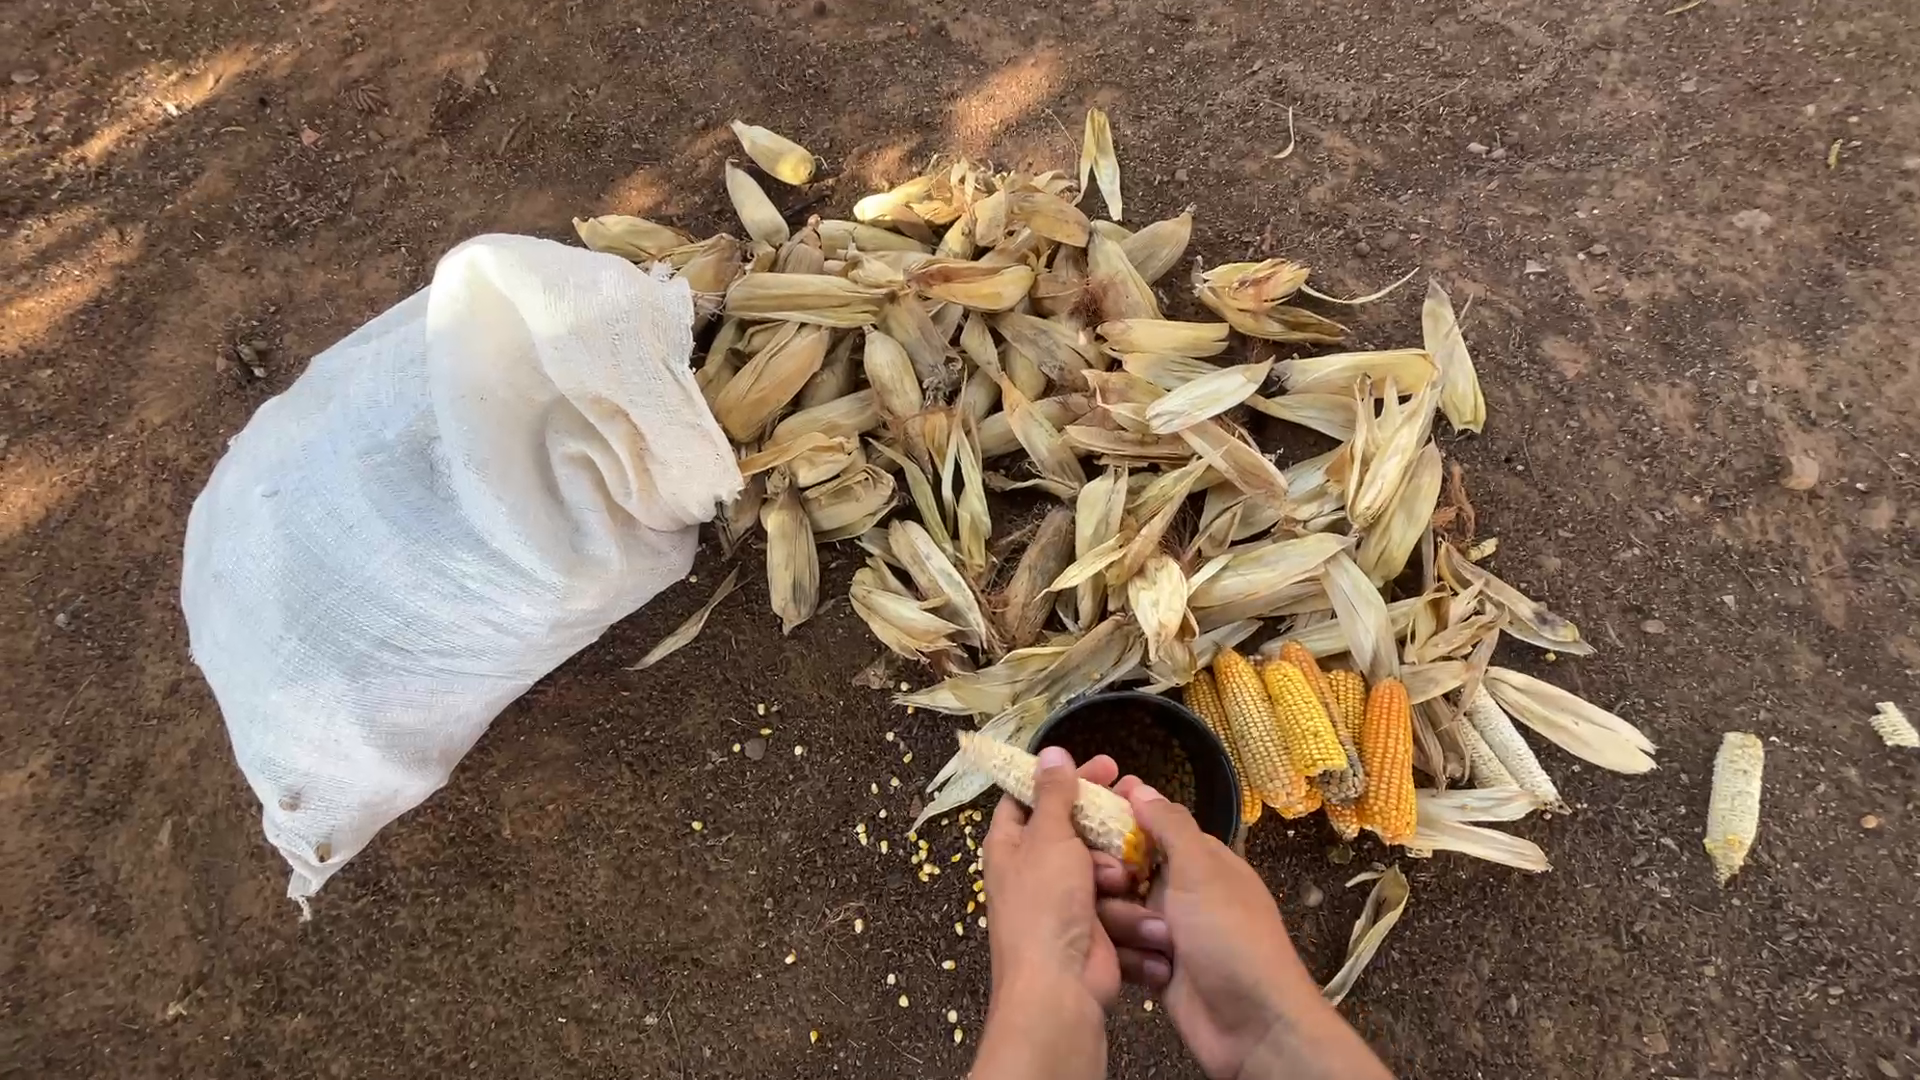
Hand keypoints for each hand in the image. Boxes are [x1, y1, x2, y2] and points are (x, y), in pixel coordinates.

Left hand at [981, 746, 1122, 1009]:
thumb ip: (1054, 794)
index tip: (1104, 765)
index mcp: (1010, 842)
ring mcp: (1064, 900)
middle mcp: (1034, 868)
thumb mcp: (1049, 837)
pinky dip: (1127, 909)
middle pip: (1074, 829)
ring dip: (1115, 871)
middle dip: (1103, 823)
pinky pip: (1115, 904)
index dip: (1066, 777)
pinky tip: (1140, 907)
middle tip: (1132, 799)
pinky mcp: (1092, 928)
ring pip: (1101, 866)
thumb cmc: (1045, 903)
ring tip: (1117, 880)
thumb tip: (1049, 751)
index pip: (1034, 796)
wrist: (1059, 989)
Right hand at [1095, 786, 1391, 1079]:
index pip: (1148, 820)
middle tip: (1118, 884)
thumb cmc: (1231, 937)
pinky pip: (1120, 945)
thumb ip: (1170, 825)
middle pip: (1122, 863)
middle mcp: (1178, 887)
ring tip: (1155, 943)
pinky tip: (1145, 967)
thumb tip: (1139, 786)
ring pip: (1116, 906)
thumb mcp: (1202, 871)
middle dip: (1114, 875)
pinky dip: (1129, 955)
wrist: (1255, 1029)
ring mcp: (1165, 927)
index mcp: (1196, 857)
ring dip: (1127, 923)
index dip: (1119, 812)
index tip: (1087, 809)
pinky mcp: (1153, 964)